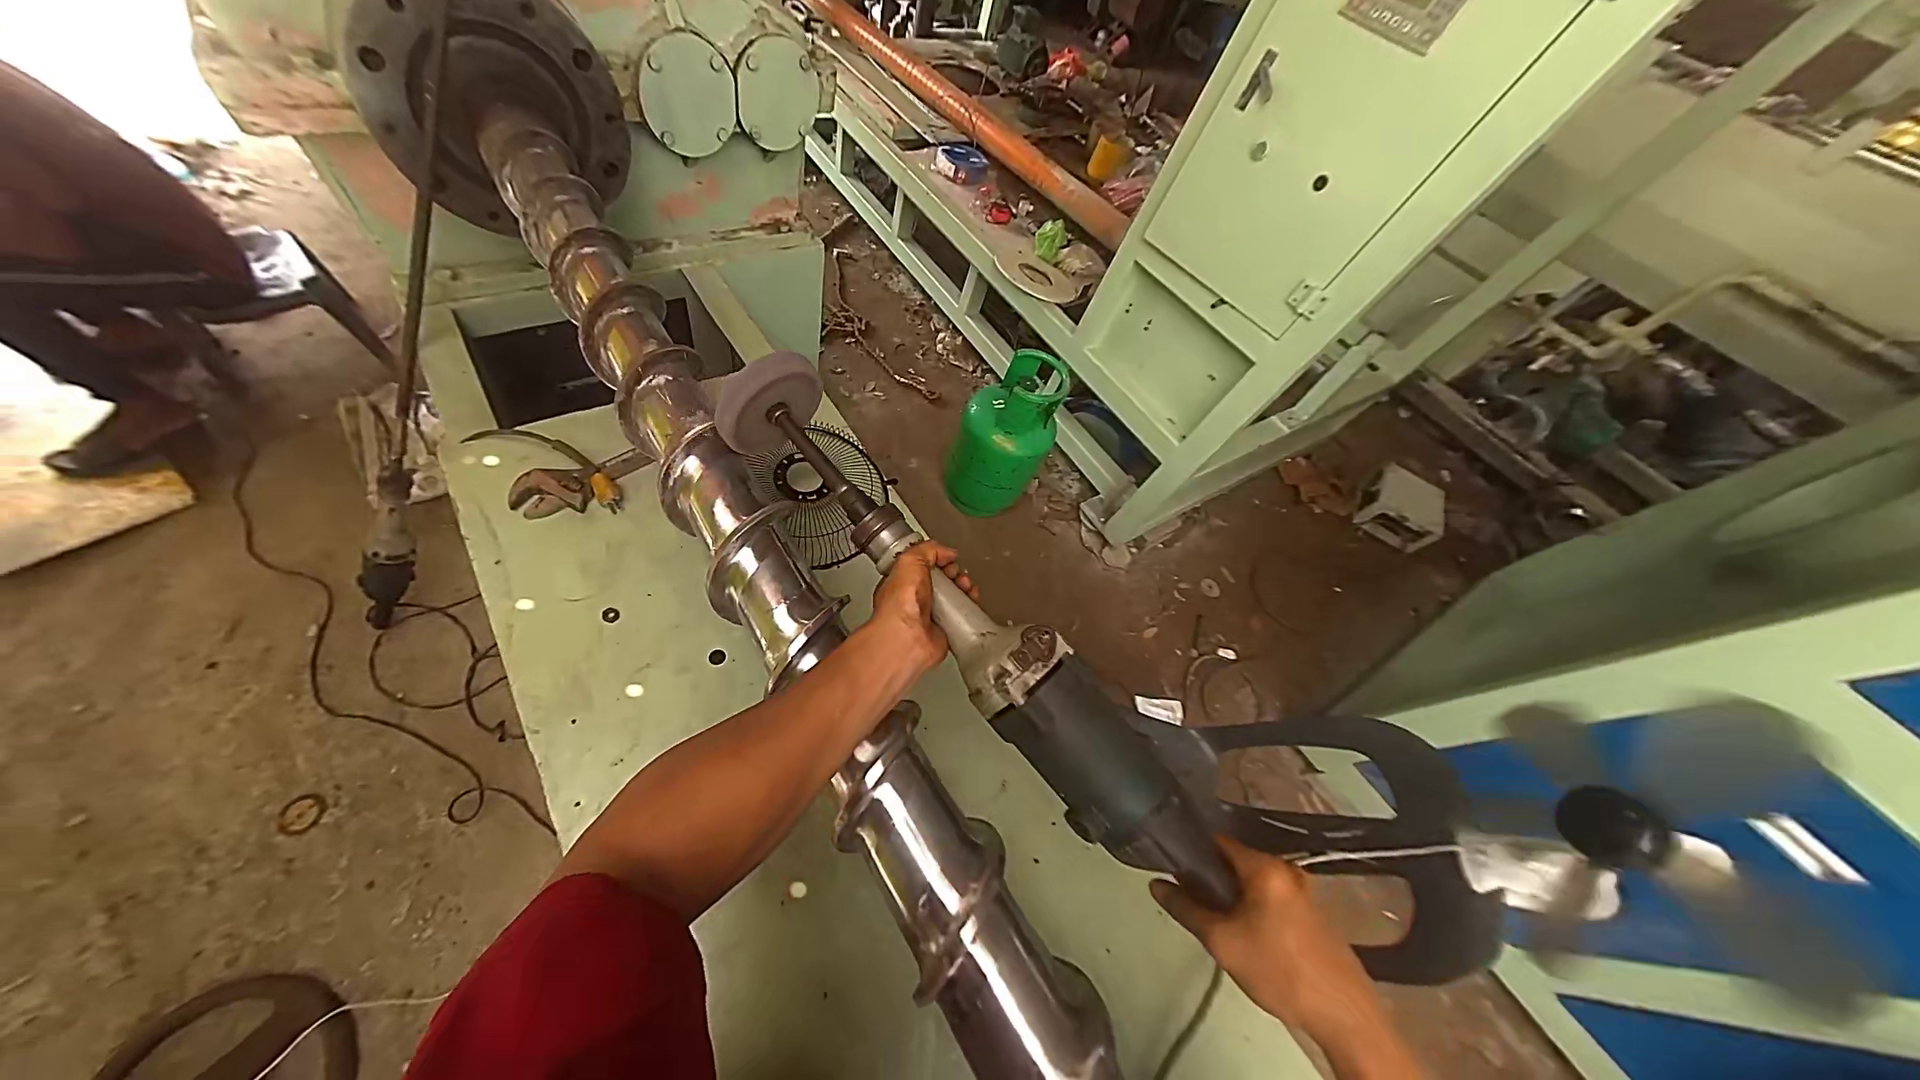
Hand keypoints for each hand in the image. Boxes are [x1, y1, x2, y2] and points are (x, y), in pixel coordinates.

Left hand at [867, 541, 976, 677]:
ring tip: (966, 586)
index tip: (948, 558)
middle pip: (943, 581)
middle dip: (955, 573)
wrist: (909, 636)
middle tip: (957, 574)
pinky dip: (970, 607)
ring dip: (965, 588)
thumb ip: (928, 550)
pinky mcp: (946, 631)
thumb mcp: (910, 560)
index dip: (939, 559)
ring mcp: (931, 616)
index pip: (925, 566)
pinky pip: (962, 616)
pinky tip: (971, 601)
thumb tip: (946, 552)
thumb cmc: (900, 603)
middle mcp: (916, 600)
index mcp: (903, 582)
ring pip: (955, 597)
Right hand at [1151, 837, 1425, 1078]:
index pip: (1216, 841)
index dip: (1190, 852)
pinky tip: (1247, 937)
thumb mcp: (1222, 941)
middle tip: (1194, 905)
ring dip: (1232, 898)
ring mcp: (1304, 891)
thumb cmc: (1281, 971)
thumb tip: (1157, 885)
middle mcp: (1287, 870)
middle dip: (1211, 881)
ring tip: (1219, 926)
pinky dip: (1253, 909)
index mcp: (1266, 866)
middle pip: (1234, 862)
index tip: (1172, 868)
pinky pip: (1271, 898)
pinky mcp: (1313, 914)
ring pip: (1252, 883)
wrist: (1344, 1017)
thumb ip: (1186, 909)